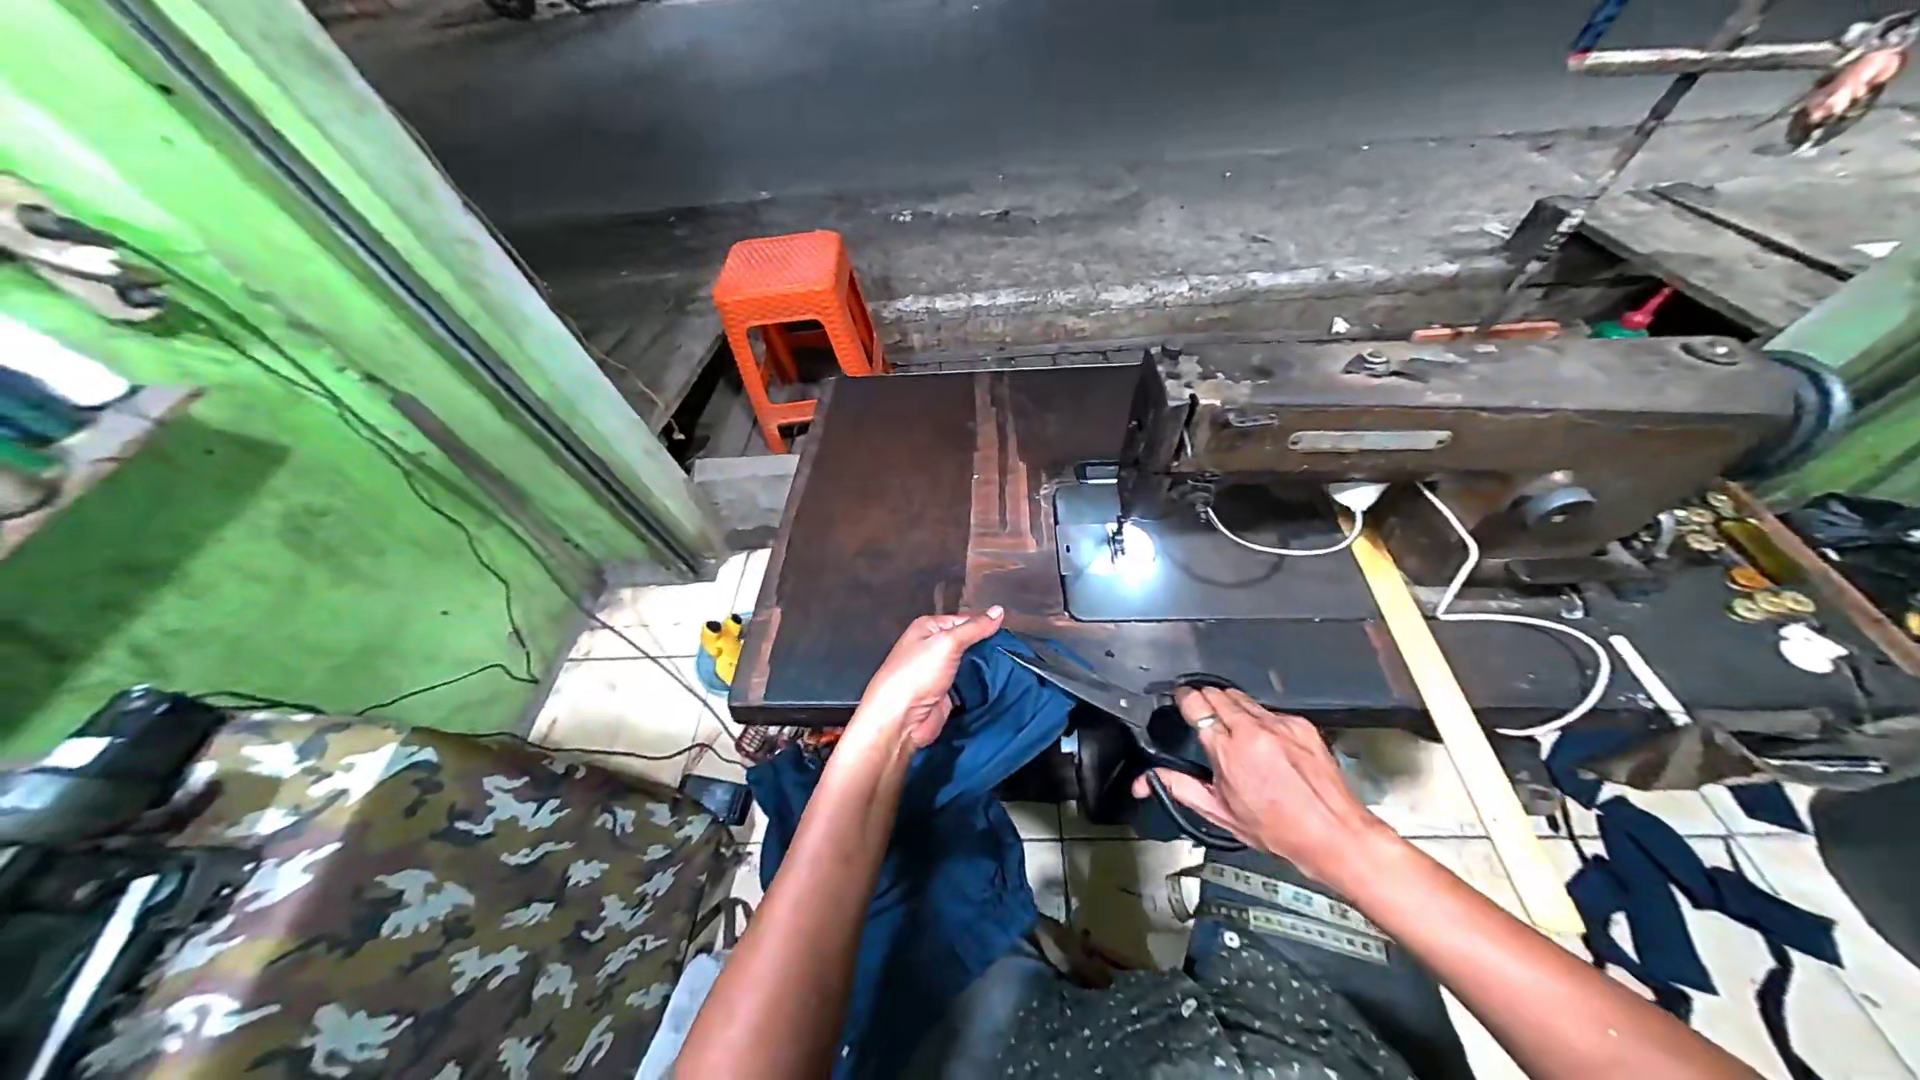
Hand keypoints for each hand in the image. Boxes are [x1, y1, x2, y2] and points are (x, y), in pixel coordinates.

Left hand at [852, 607, 1004, 750]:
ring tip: (1015, 662)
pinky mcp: (947, 692)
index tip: (1010, 630)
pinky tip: (1002, 680)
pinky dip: (982, 682)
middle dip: (988, 645)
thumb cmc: (919, 674)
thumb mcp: (947, 643)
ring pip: (970, 662)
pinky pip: (969, 682)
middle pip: (968, 641)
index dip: (985, 624)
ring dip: (987, 664)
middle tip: (1016, 648)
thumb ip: (974, 628)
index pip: (964, 620)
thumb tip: (999, 610)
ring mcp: (940, 670)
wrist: (900, 719)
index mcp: (928, 628)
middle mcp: (933, 646)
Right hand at [1132, 686, 1396, 885]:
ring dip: (1231, 705)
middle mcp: (1254, 731)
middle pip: (1217, 693)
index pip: (1196, 704)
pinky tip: (1262, 739)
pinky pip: (1270, 710)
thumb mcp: (1221, 813)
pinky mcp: (1301, 725)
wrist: (1334, 834)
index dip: (1185, 699)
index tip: (1182, 700)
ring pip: (1243, 697)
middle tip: (1201, 712)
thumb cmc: (1279, 829)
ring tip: (1231, 726)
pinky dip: (1260, 718)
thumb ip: (1180, 787)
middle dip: (1205, 699)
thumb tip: (1147, 779)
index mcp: (1228, 751)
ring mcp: (1280, 725)